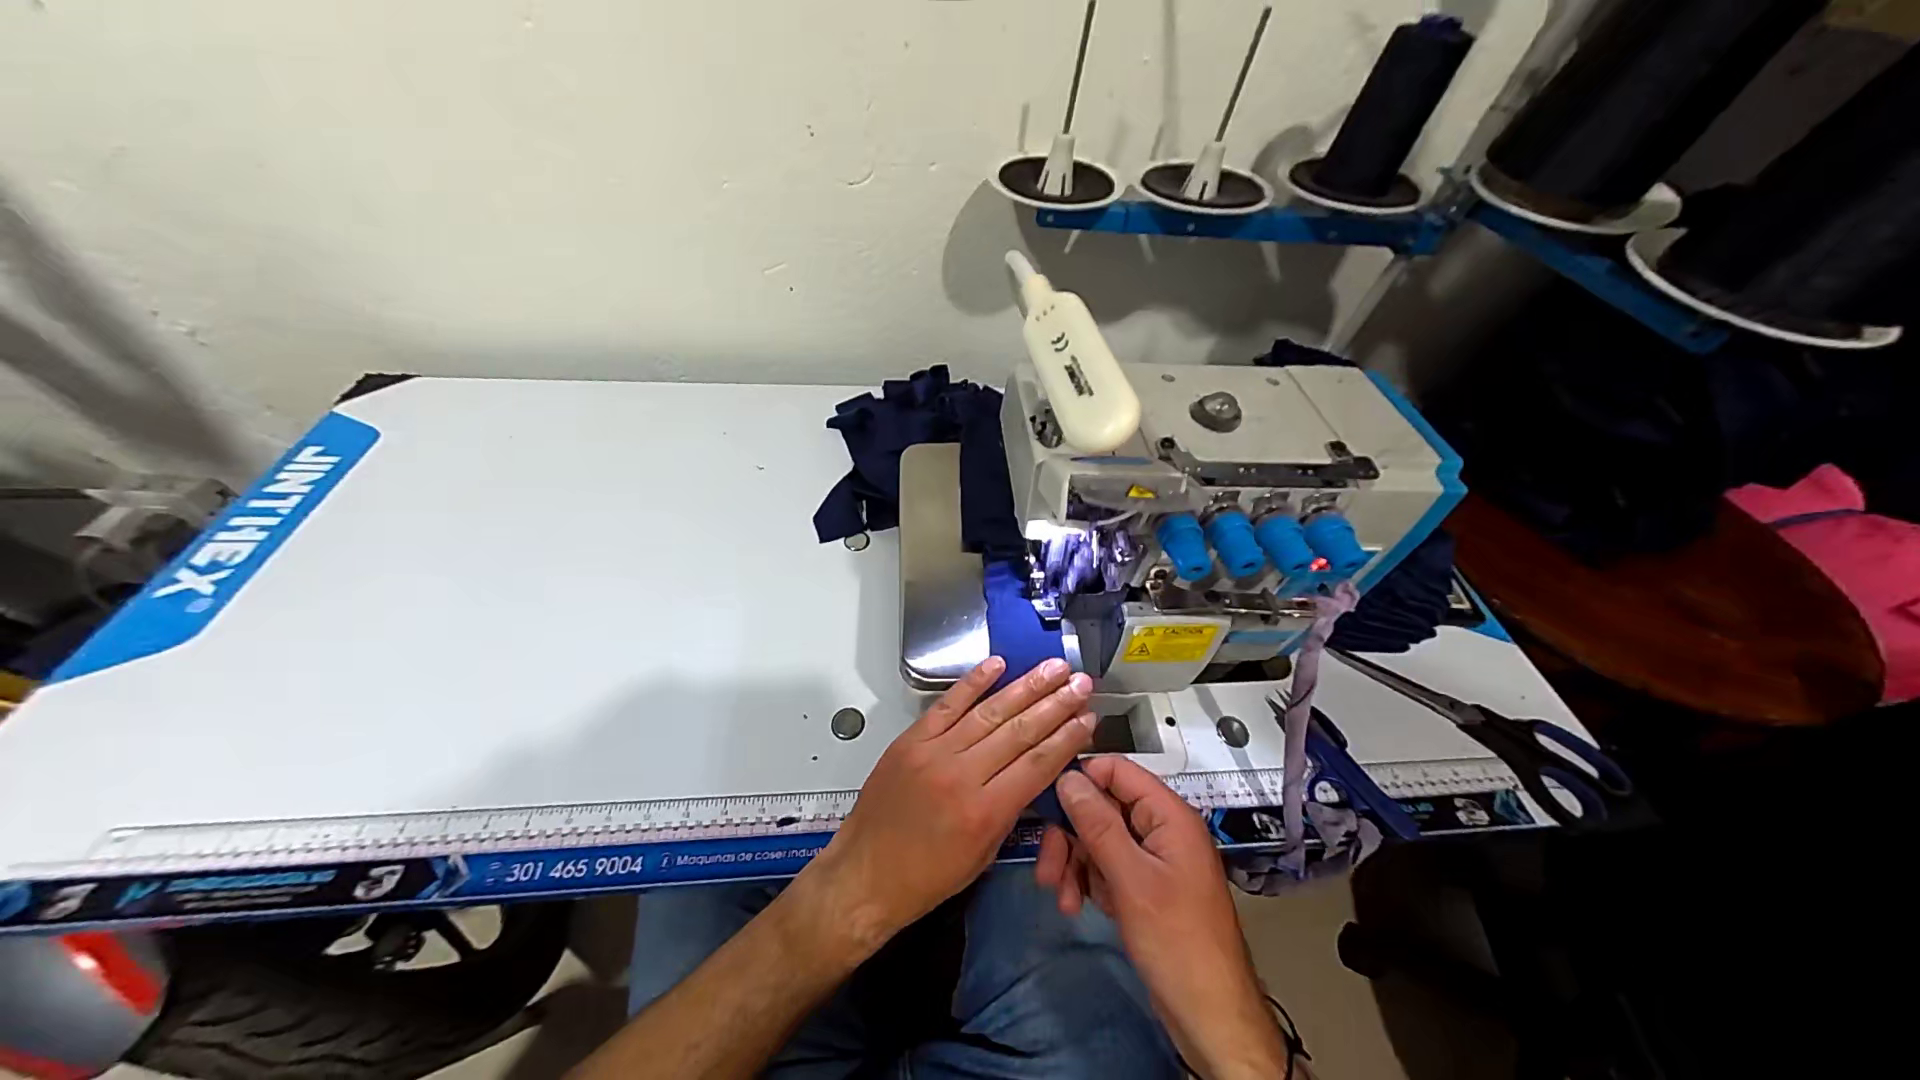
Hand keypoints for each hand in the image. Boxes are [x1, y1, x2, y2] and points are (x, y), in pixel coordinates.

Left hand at [795, 656, 1095, 954]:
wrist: (865, 874)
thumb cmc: (927, 876)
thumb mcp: (984, 853)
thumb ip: (1010, 808)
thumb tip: (1034, 769)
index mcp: (985, 811)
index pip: (1038, 763)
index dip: (1068, 737)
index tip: (1089, 717)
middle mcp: (961, 775)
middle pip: (1019, 730)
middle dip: (1056, 703)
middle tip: (1082, 683)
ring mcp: (933, 752)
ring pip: (989, 711)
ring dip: (1026, 686)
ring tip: (1054, 668)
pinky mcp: (911, 740)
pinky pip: (947, 705)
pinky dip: (972, 682)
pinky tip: (997, 664)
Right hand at [1036, 756, 1287, 1079]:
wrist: (1209, 1014)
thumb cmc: (1177, 941)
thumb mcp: (1130, 879)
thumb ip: (1098, 824)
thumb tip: (1069, 779)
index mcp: (1169, 815)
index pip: (1117, 771)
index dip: (1080, 779)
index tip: (1045, 800)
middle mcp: (1161, 829)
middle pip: (1102, 807)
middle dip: (1071, 834)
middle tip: (1048, 866)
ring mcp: (1152, 858)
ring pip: (1098, 838)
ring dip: (1074, 863)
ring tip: (1060, 896)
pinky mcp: (1143, 884)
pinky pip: (1105, 866)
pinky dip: (1086, 881)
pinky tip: (1077, 905)